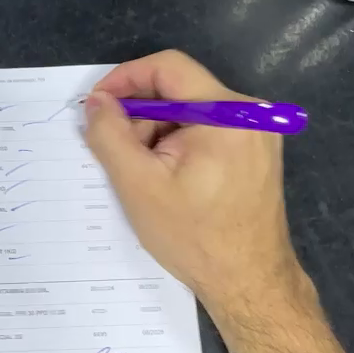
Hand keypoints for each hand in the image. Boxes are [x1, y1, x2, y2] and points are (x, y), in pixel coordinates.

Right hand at [82, 50, 307, 320]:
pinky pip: (207, 131)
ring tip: (142, 174)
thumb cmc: (193, 236)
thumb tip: (96, 101)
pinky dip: (178, 145)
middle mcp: (250, 114)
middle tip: (115, 151)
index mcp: (227, 113)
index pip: (168, 67)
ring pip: (190, 112)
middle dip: (140, 115)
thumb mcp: (138, 184)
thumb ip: (110, 134)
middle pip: (179, 90)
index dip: (125, 78)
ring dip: (157, 133)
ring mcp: (257, 133)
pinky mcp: (257, 152)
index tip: (97, 104)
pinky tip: (165, 178)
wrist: (250, 285)